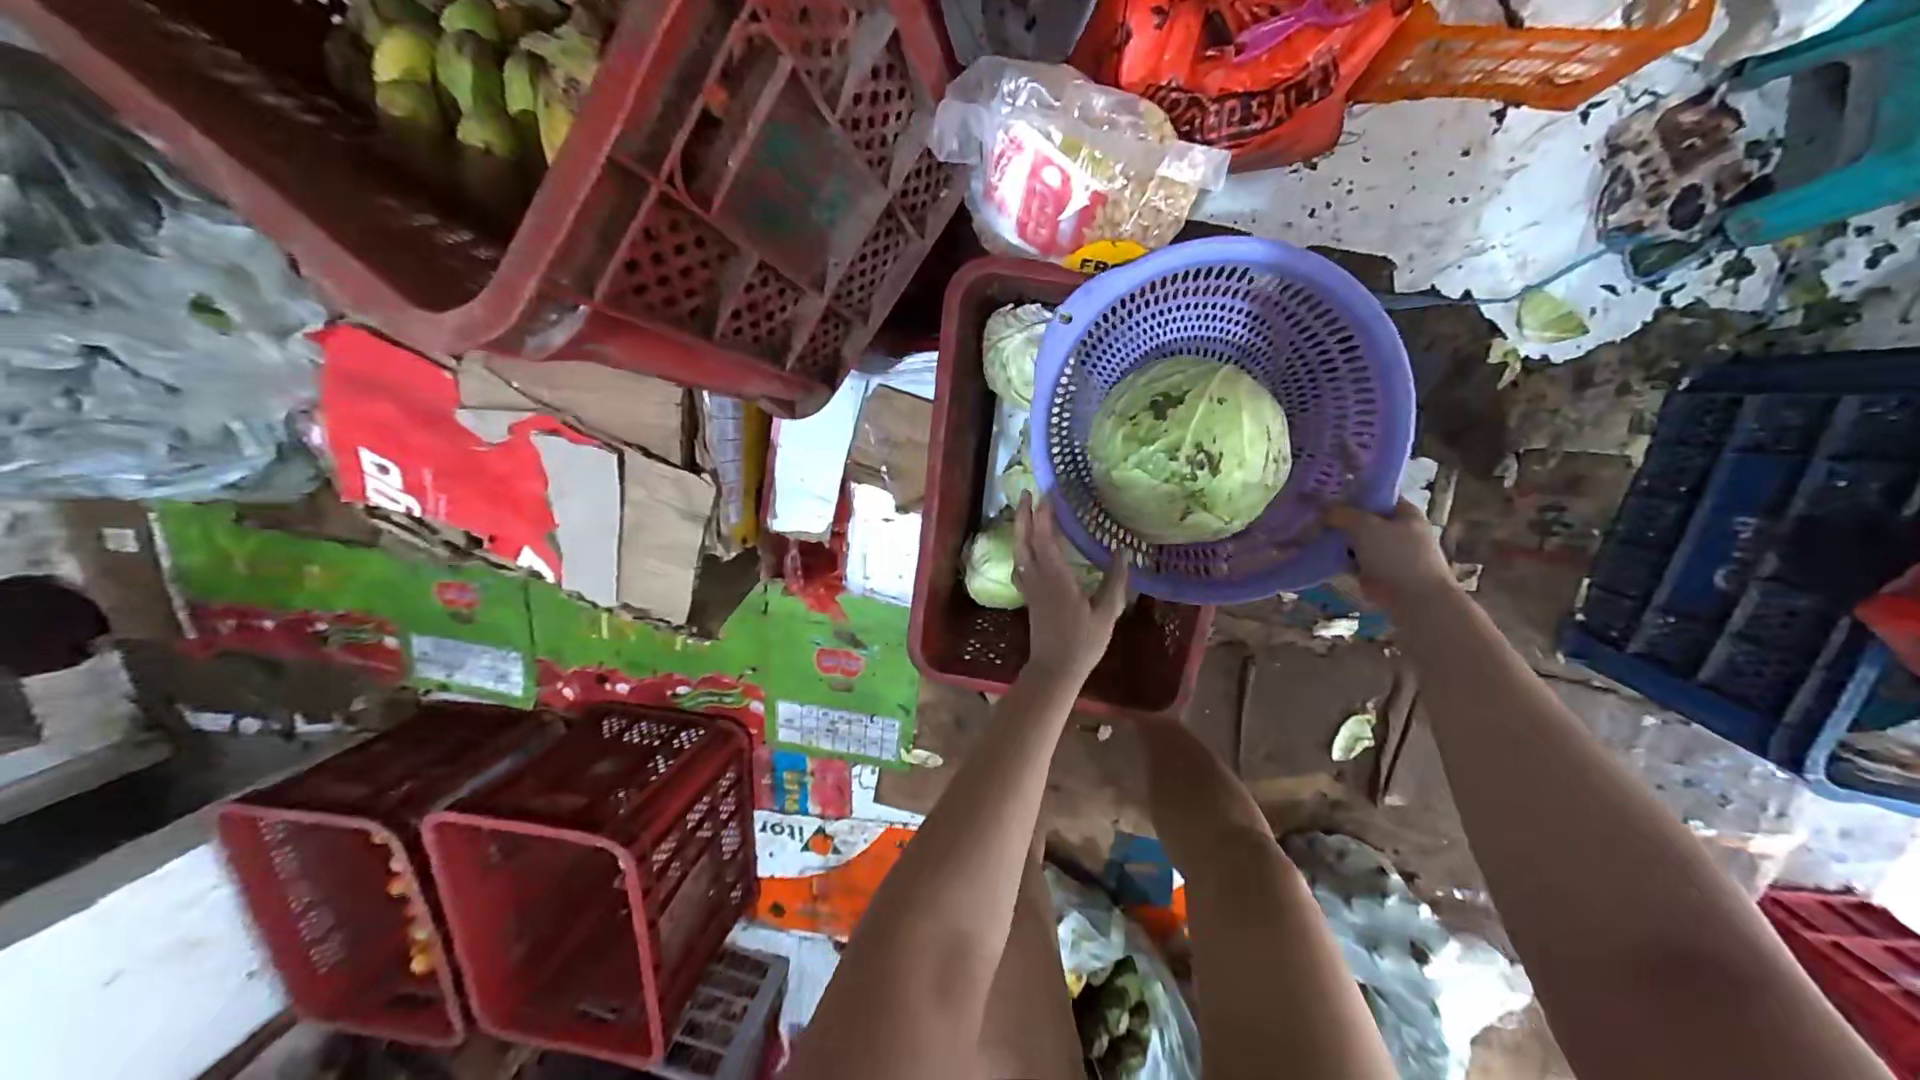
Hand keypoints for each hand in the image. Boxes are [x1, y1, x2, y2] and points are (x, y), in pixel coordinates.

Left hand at [1014, 492, 1130, 678]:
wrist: (1054, 669)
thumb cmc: (1083, 642)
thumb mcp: (1107, 612)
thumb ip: (1115, 580)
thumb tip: (1123, 552)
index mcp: (1055, 576)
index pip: (1045, 537)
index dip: (1045, 513)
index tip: (1051, 493)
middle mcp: (1037, 577)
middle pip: (1025, 539)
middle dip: (1026, 514)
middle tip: (1029, 492)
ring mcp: (1030, 587)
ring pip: (1019, 551)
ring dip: (1021, 528)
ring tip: (1027, 512)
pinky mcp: (1029, 597)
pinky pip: (1021, 565)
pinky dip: (1022, 549)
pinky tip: (1027, 549)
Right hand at [1325, 499, 1455, 609]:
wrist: (1415, 599)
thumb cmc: (1396, 555)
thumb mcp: (1365, 526)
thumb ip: (1342, 514)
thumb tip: (1322, 510)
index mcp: (1405, 512)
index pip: (1376, 496)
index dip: (1352, 494)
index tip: (1326, 496)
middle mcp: (1399, 530)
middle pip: (1364, 519)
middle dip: (1340, 519)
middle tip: (1314, 517)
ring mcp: (1389, 553)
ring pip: (1357, 540)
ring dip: (1338, 540)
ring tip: (1311, 535)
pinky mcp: (1379, 572)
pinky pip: (1354, 560)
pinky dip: (1340, 558)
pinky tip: (1320, 555)